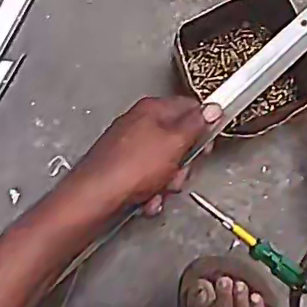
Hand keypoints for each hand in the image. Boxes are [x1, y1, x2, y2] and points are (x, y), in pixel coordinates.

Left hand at [62, 97, 219, 216]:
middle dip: (183, 161)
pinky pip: (148, 177)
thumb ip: (197, 123)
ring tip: (159, 188)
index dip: (203, 126)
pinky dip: (152, 190)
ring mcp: (129, 146)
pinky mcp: (122, 168)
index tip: (207, 143)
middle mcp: (139, 123)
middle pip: (178, 139)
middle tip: (178, 171)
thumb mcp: (175, 142)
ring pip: (165, 162)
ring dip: (168, 180)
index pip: (189, 108)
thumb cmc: (129, 168)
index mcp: (152, 109)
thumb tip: (213, 109)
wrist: (93, 199)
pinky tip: (147, 198)